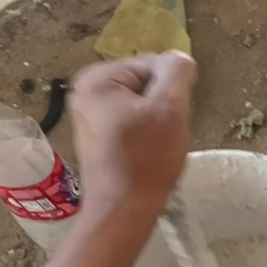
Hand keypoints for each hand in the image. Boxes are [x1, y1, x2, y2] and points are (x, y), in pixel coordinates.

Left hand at [68, 52, 195, 213]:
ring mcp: (89, 113)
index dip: (171, 89)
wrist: (124, 208)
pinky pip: (133, 119)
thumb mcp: (170, 107)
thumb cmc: (147, 157)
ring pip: (143, 102)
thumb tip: (179, 57)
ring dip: (158, 118)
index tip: (169, 117)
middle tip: (164, 131)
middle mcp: (86, 91)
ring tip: (156, 142)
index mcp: (98, 78)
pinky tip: (147, 150)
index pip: (154, 65)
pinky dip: (146, 131)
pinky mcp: (98, 134)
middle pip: (146, 82)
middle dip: (163, 103)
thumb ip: (177, 72)